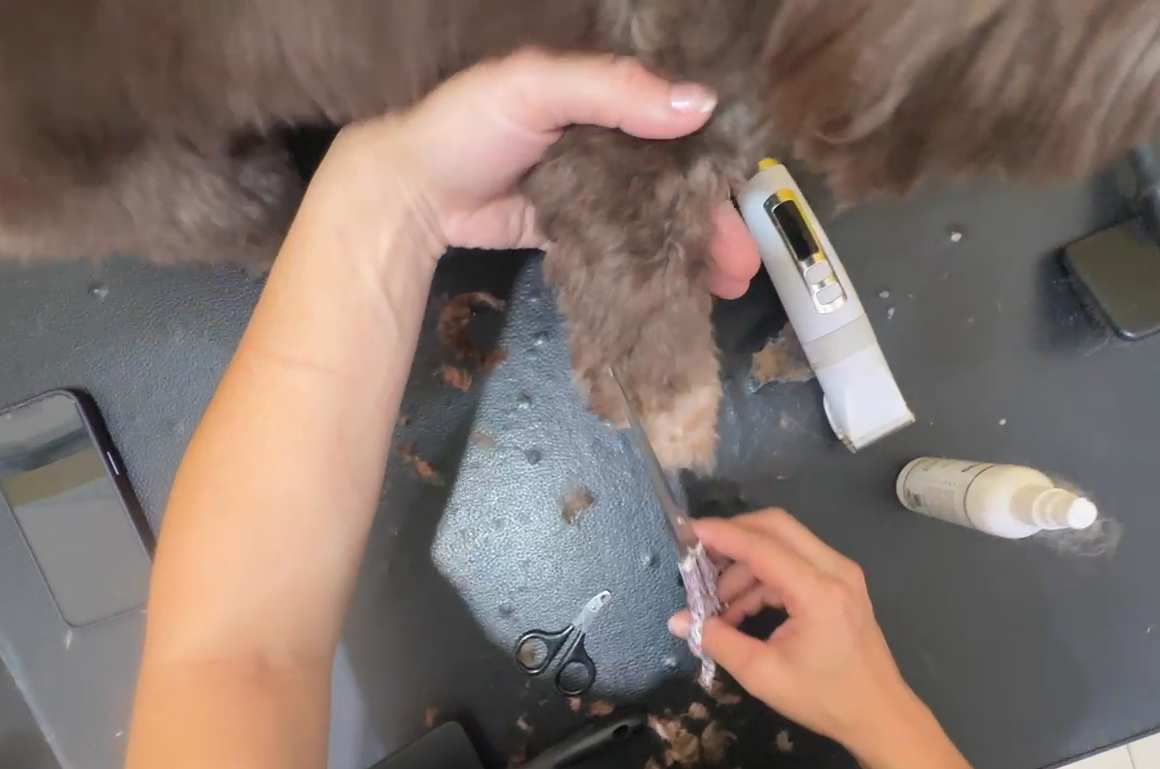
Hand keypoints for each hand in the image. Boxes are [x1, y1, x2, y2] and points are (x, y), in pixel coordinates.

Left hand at [327, 50, 760, 297]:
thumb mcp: (539, 87)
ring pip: (650, 224)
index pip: (675, 131)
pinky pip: (617, 250)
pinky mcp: (567, 233)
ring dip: (686, 256)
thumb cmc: (471, 124)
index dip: (714, 168)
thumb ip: (614, 92)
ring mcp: (588, 194)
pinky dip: (645, 269)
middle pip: (672, 188)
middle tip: (743, 268)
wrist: (412, 188)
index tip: (747, 205)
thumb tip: (701, 107)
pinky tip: (673, 291)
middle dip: (711, 228)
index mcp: (603, 101)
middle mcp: (605, 146)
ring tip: (723, 290)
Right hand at [667, 509, 928, 750]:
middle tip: (699, 556)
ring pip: (783, 544)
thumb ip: (717, 640)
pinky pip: (793, 563)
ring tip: (716, 602)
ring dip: (745, 565)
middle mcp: (834, 570)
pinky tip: (741, 609)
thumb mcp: (762, 674)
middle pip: (776, 527)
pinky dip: (762, 577)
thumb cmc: (824, 699)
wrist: (880, 716)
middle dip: (733, 536)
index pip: (761, 546)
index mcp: (817, 591)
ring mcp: (840, 574)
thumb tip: (678, 621)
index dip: (721, 536)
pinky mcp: (840, 584)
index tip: (687, 533)